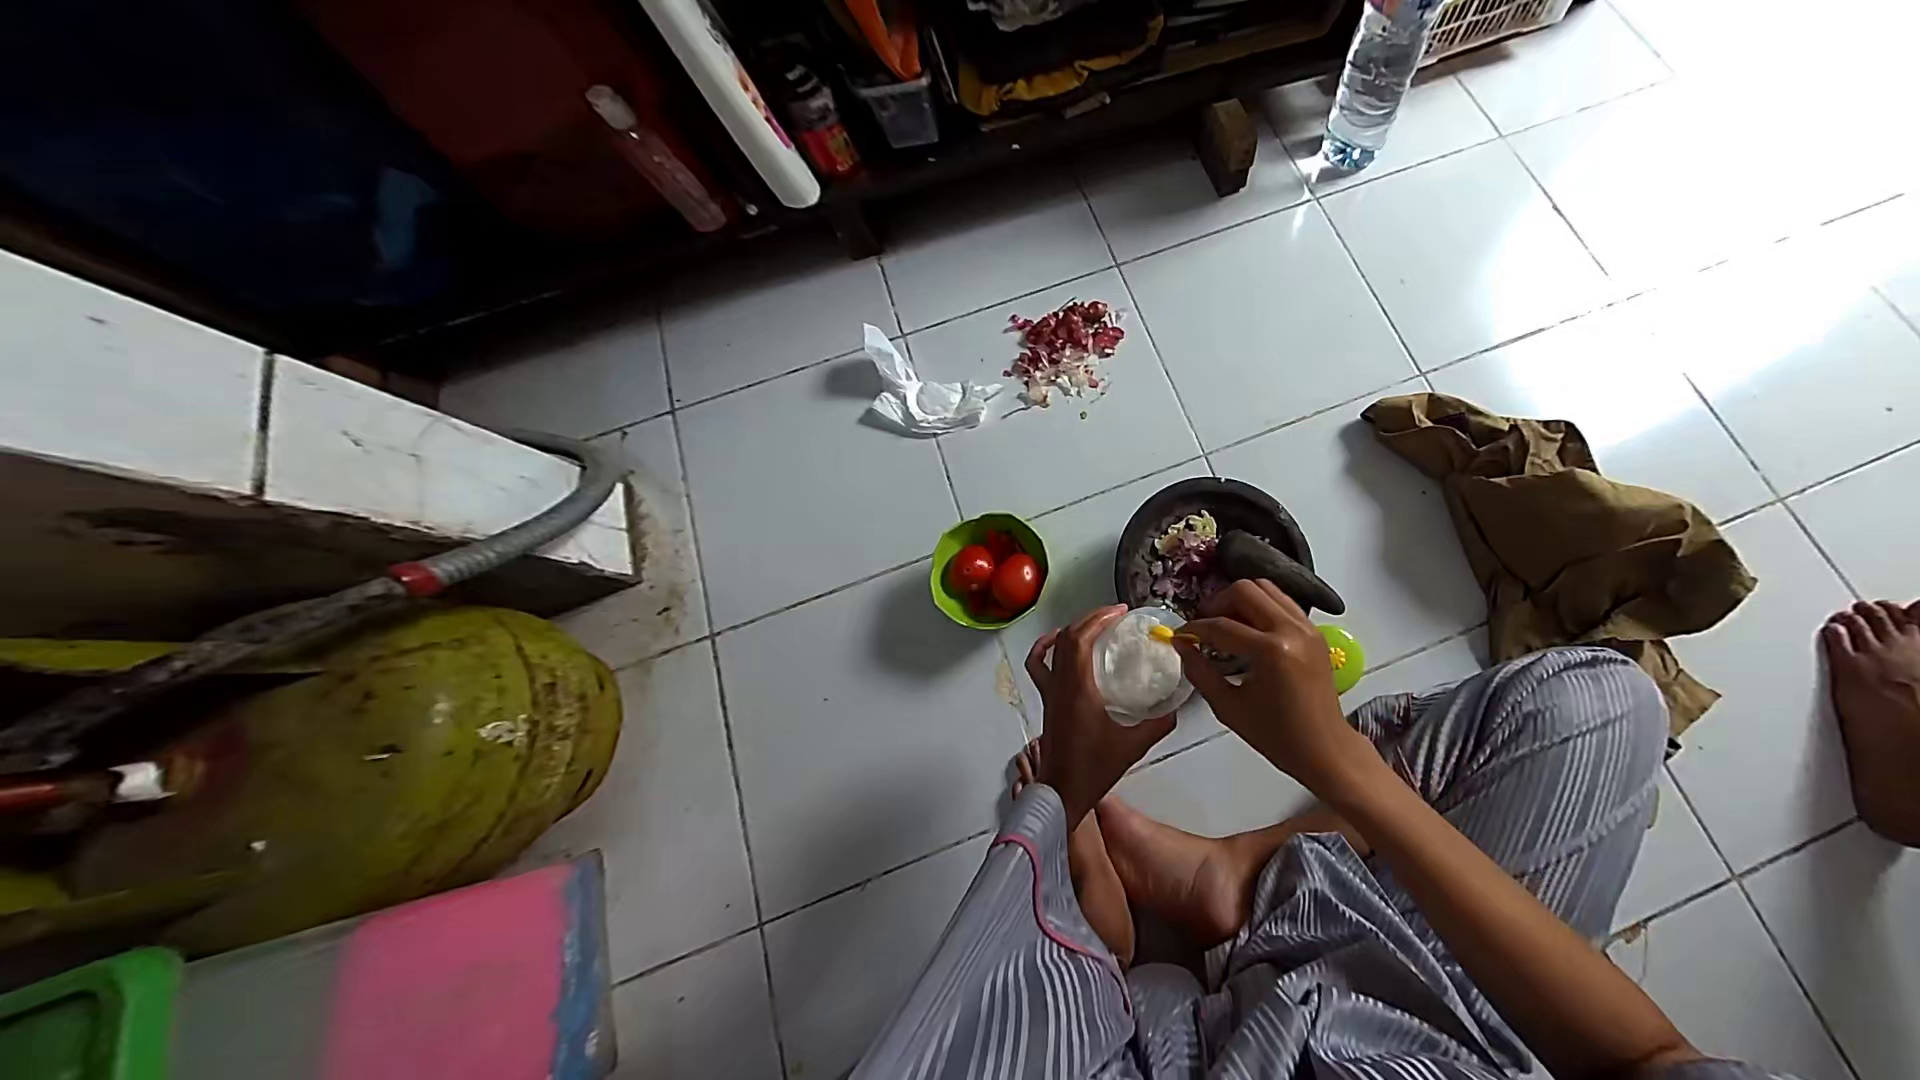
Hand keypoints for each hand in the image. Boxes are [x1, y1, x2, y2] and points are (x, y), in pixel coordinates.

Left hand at [1026, 605, 1175, 825]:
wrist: (1063, 791)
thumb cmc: (1096, 768)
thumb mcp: (1134, 745)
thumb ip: (1159, 723)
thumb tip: (1181, 704)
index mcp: (1078, 688)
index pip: (1080, 639)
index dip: (1098, 619)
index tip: (1121, 612)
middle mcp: (1059, 683)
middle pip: (1067, 637)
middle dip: (1090, 619)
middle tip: (1115, 615)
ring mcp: (1049, 691)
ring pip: (1053, 647)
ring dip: (1072, 630)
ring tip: (1094, 624)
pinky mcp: (1046, 700)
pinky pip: (1037, 666)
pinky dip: (1044, 648)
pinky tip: (1058, 642)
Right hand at [1174, 580, 1376, 797]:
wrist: (1325, 749)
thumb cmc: (1276, 735)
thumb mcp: (1227, 706)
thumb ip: (1199, 671)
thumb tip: (1180, 645)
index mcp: (1271, 651)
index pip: (1220, 626)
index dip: (1193, 630)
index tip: (1180, 637)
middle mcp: (1292, 631)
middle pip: (1244, 591)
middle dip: (1216, 604)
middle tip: (1204, 625)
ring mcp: (1307, 628)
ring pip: (1265, 588)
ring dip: (1239, 601)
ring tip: (1225, 624)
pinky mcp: (1314, 631)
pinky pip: (1281, 601)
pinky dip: (1259, 606)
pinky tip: (1247, 629)